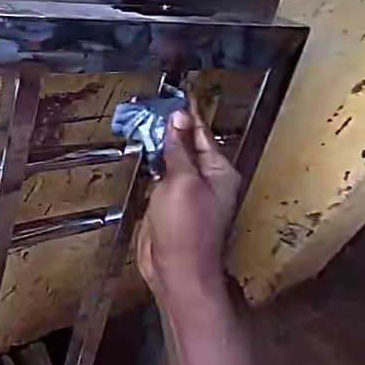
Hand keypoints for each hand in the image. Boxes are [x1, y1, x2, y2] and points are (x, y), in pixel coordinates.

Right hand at [136, 105, 242, 308]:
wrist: (176, 271)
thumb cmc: (187, 231)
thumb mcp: (182, 182)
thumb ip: (179, 149)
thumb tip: (178, 119)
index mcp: (219, 172)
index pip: (202, 132)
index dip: (189, 112)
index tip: (179, 93)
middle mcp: (207, 180)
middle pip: (188, 144)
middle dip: (172, 125)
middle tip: (156, 103)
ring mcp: (188, 193)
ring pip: (173, 159)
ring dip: (161, 143)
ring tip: (147, 120)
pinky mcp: (170, 205)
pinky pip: (162, 176)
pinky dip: (153, 163)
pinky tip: (144, 150)